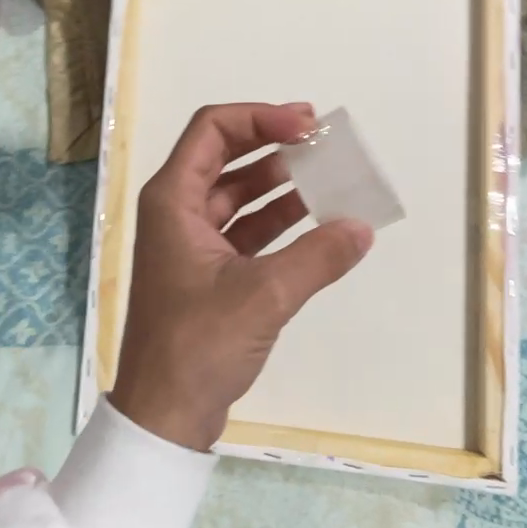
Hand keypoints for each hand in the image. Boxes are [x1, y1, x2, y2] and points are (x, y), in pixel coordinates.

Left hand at [109, 103, 374, 451]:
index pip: (212, 130)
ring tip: (329, 175)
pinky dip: (278, 223)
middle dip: (272, 142)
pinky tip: (319, 222)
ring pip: (238, 194)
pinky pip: (246, 230)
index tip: (307, 124)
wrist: (165, 410)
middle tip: (322, 138)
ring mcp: (190, 242)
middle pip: (225, 156)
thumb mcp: (263, 295)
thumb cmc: (199, 343)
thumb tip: (362, 226)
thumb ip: (317, 257)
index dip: (259, 117)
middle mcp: (176, 211)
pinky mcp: (207, 271)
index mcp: (172, 199)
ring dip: (280, 183)